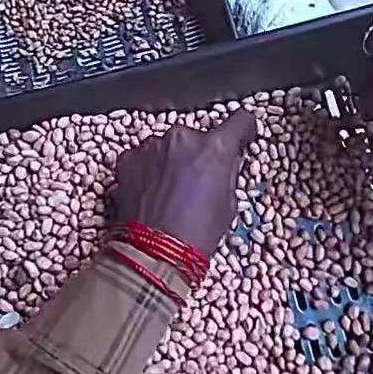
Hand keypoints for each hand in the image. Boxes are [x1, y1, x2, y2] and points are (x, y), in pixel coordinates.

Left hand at [111, 110, 258, 258]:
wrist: (153, 253)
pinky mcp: (129, 158)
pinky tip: (153, 193)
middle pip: (198, 137)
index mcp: (215, 148)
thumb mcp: (229, 204)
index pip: (239, 120)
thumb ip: (229, 173)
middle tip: (198, 182)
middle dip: (200, 154)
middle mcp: (183, 138)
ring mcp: (152, 146)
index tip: (242, 135)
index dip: (243, 130)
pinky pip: (145, 156)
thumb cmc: (196, 234)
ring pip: (169, 146)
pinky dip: (149, 169)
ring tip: (172, 192)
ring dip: (172, 161)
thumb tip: (228, 162)